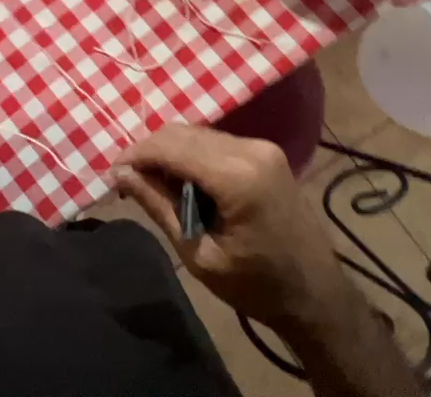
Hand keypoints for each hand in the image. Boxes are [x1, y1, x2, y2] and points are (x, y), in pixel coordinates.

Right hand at [114, 125, 357, 335]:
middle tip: (127, 182)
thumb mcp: (198, 254)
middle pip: (181, 133)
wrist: (318, 297)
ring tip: (151, 184)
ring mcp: (261, 147)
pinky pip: (213, 141)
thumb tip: (120, 174)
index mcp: (238, 177)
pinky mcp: (265, 152)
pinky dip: (190, 155)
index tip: (112, 174)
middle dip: (149, 153)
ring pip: (195, 134)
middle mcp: (251, 150)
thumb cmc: (257, 286)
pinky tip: (181, 182)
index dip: (135, 155)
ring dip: (168, 153)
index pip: (170, 146)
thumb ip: (159, 206)